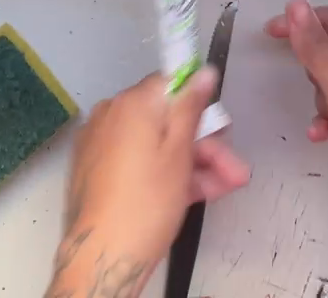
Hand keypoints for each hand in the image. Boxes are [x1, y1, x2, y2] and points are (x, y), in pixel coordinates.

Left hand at [48, 70, 250, 297]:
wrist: (102, 257)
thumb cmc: (146, 204)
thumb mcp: (179, 153)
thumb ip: (191, 107)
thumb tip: (203, 71)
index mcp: (132, 102)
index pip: (171, 84)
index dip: (198, 105)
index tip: (220, 129)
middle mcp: (112, 112)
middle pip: (165, 118)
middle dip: (202, 143)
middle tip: (232, 169)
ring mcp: (100, 140)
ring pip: (153, 142)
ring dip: (189, 162)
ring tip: (222, 187)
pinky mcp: (94, 166)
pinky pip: (135, 157)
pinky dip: (161, 169)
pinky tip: (192, 192)